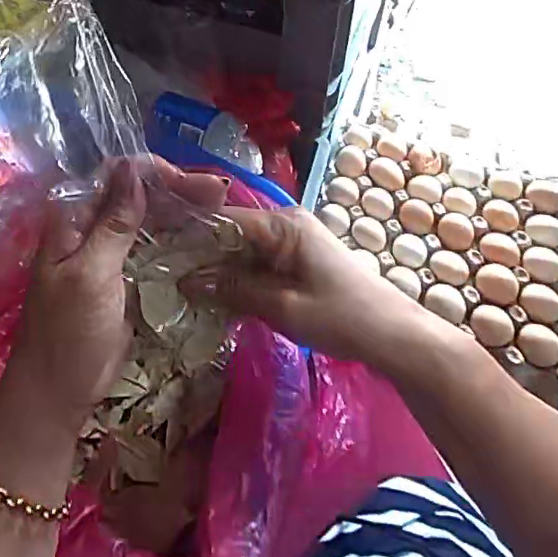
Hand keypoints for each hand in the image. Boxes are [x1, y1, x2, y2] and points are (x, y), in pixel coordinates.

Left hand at [4, 158, 230, 421]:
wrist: (58, 392)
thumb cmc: (68, 332)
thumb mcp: (91, 274)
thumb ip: (114, 223)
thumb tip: (131, 169)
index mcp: (72, 218)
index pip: (114, 175)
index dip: (151, 171)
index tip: (187, 182)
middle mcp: (91, 225)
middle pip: (136, 192)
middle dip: (175, 188)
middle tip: (218, 193)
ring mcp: (110, 250)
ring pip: (149, 216)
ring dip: (181, 209)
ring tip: (220, 207)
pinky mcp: (127, 273)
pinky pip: (154, 244)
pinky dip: (178, 236)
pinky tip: (206, 234)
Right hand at [183, 204, 418, 363]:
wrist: (396, 337)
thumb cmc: (342, 318)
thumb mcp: (283, 307)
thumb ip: (234, 290)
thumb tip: (187, 282)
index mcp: (282, 224)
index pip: (224, 219)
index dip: (191, 235)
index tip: (161, 253)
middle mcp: (285, 222)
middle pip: (231, 230)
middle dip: (202, 253)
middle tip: (166, 274)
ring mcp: (292, 238)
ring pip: (242, 246)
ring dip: (219, 266)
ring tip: (183, 285)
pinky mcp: (297, 257)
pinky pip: (257, 259)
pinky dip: (238, 274)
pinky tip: (218, 293)